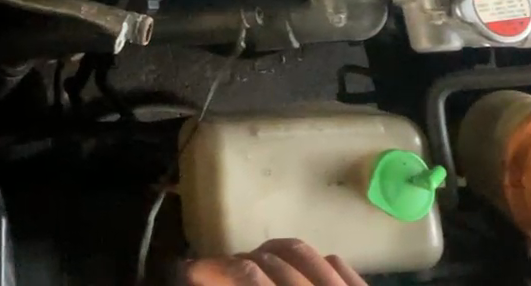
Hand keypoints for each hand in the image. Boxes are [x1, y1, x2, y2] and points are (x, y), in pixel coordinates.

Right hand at [183, 239, 367, 285]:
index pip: (247, 277)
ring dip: (273, 253)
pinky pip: (339, 265)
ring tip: (252, 262)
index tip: (190, 268)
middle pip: (273, 261)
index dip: (214, 269)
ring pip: (305, 253)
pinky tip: (298, 269)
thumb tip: (208, 276)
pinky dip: (315, 262)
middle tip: (217, 270)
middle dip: (240, 262)